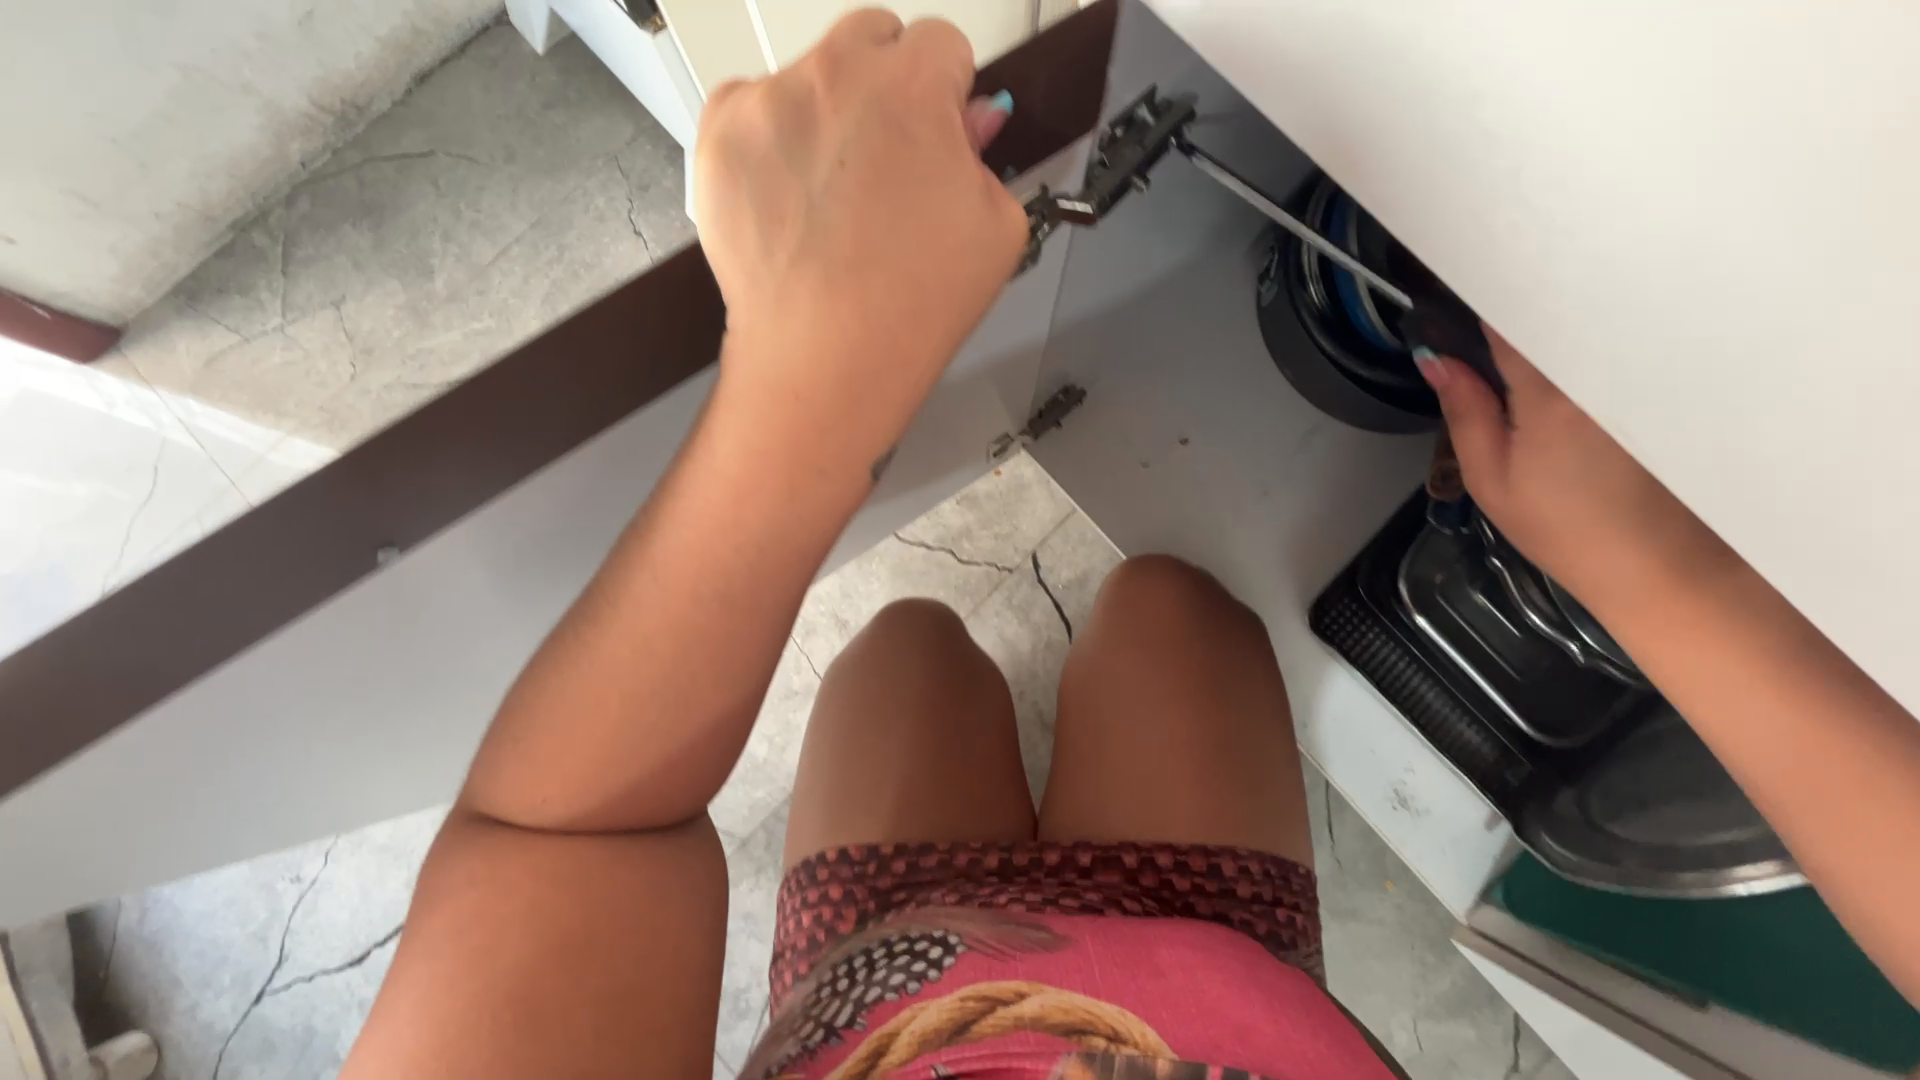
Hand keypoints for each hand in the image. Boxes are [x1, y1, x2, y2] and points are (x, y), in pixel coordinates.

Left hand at [693, 12, 1027, 450]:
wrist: (828, 358)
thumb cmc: (910, 307)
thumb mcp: (996, 229)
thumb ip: (984, 157)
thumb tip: (967, 126)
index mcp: (913, 87)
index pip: (942, 46)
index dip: (947, 94)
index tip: (939, 131)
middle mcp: (835, 76)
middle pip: (871, 39)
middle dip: (887, 86)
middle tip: (888, 161)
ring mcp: (769, 103)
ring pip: (807, 77)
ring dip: (827, 116)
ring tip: (835, 202)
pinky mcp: (720, 138)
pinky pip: (749, 110)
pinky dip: (770, 142)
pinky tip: (792, 202)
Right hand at [1417, 328, 1737, 612]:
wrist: (1657, 563)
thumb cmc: (1561, 527)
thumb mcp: (1490, 476)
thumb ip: (1464, 411)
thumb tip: (1435, 359)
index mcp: (1552, 393)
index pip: (1510, 322)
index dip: (1480, 309)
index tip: (1454, 315)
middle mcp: (1604, 370)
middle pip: (1556, 314)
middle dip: (1516, 317)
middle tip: (1487, 339)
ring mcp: (1642, 374)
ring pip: (1592, 325)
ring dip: (1556, 327)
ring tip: (1525, 351)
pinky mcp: (1667, 385)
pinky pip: (1622, 344)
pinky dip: (1592, 344)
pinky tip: (1569, 368)